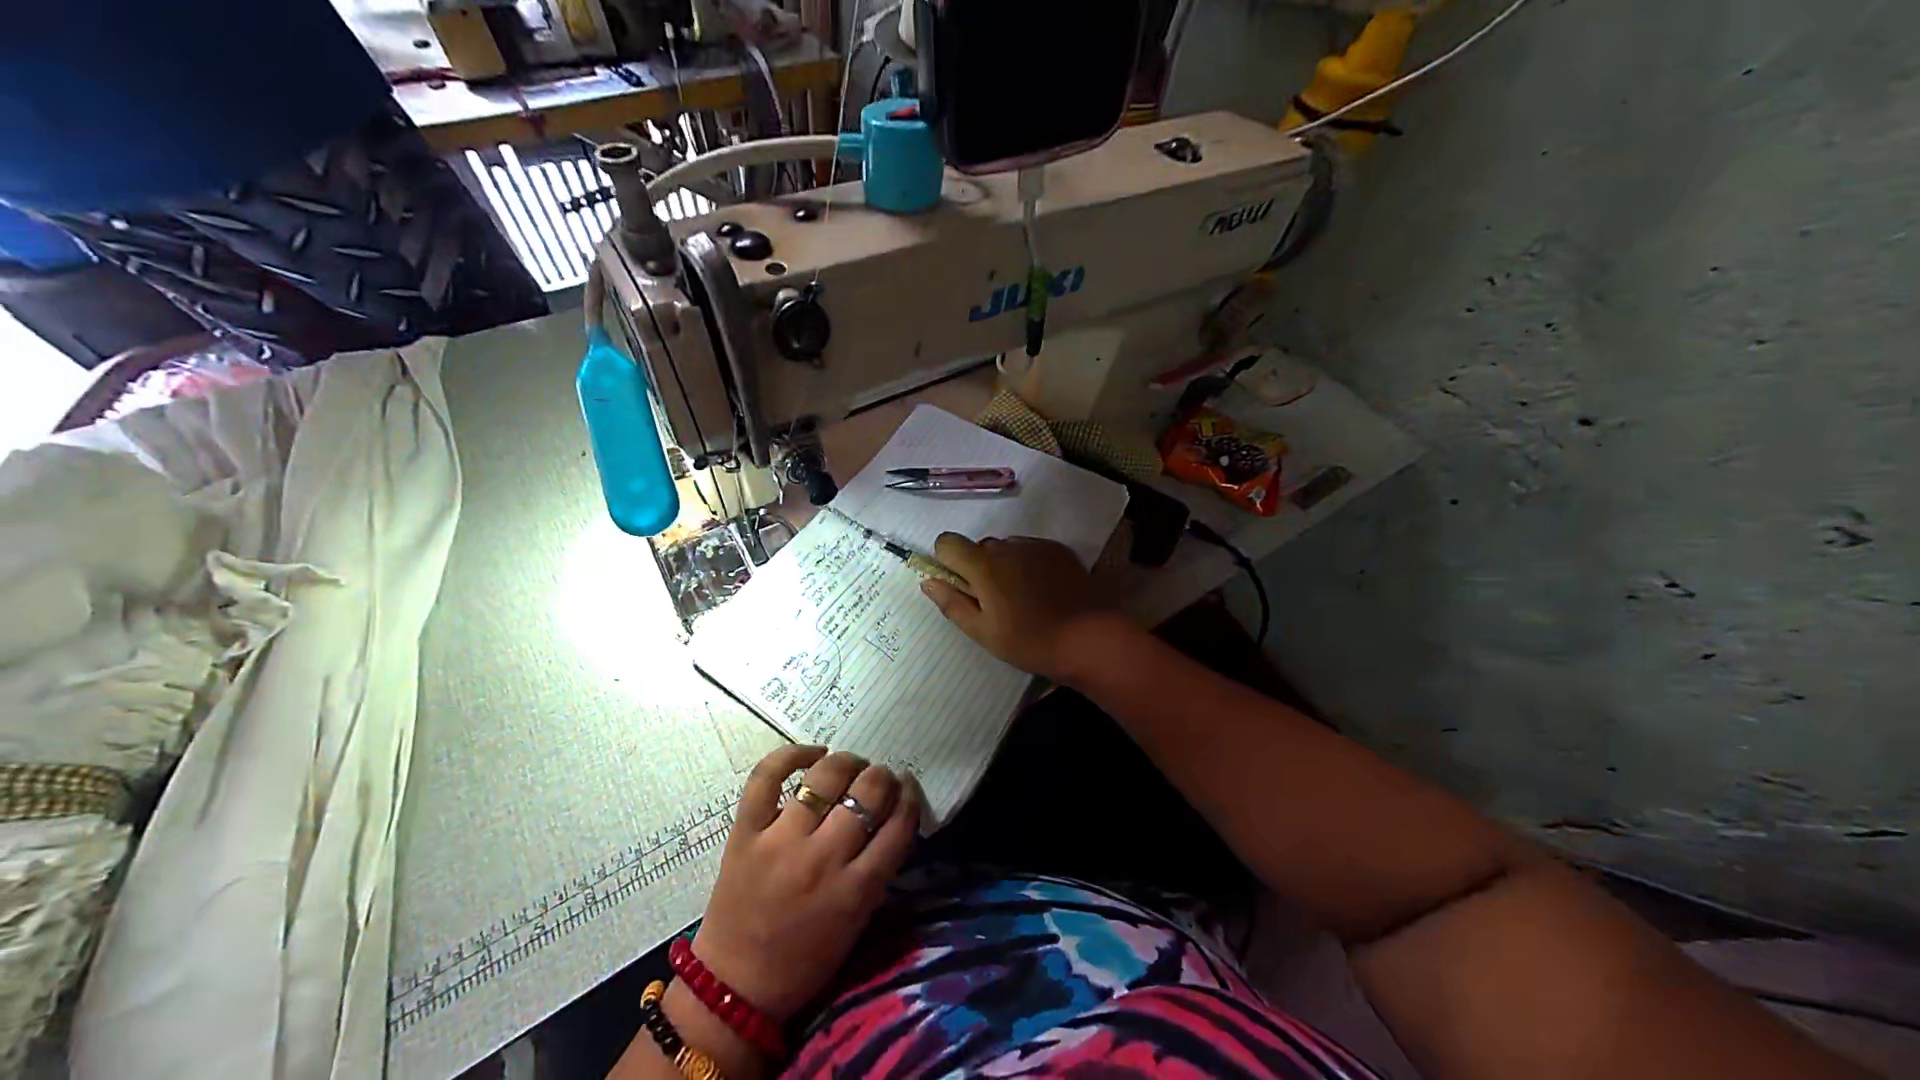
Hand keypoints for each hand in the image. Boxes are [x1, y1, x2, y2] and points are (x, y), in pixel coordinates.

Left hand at [690, 745, 919, 1023]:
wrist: (734, 986)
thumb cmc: (804, 960)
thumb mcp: (858, 922)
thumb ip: (877, 871)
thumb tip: (891, 817)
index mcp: (856, 890)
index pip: (899, 826)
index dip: (909, 798)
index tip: (908, 787)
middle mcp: (823, 859)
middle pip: (868, 793)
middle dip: (882, 777)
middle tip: (879, 778)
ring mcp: (781, 840)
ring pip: (826, 776)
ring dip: (848, 762)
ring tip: (852, 764)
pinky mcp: (745, 831)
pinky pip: (767, 776)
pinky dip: (791, 754)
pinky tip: (813, 752)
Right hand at [920, 532, 1114, 681]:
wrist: (1089, 637)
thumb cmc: (1029, 641)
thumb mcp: (982, 631)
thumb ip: (951, 603)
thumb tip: (928, 581)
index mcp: (983, 564)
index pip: (947, 542)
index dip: (946, 562)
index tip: (960, 587)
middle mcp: (1007, 546)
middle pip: (978, 547)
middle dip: (978, 568)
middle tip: (993, 603)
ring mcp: (1035, 545)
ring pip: (1006, 548)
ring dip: (1004, 566)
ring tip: (1022, 600)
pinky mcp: (1058, 550)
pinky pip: (1030, 550)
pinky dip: (1028, 565)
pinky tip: (1043, 592)